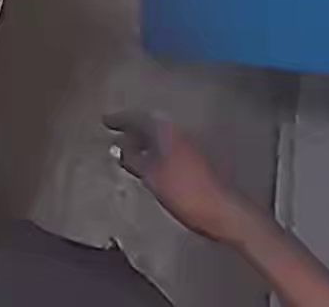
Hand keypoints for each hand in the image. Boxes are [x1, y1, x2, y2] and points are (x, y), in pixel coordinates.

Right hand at [104, 112, 238, 238]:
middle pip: (147, 126)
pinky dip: (155, 152)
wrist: (223, 210)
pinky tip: (149, 165)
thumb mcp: (151, 176)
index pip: (135, 118)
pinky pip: (167, 147)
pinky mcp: (195, 158)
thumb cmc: (183, 190)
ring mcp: (187, 143)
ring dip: (143, 143)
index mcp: (163, 129)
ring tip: (129, 154)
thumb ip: (132, 160)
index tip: (104, 121)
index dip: (118, 119)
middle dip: (131, 133)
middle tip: (115, 140)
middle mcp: (175, 130)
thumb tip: (119, 148)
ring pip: (158, 137)